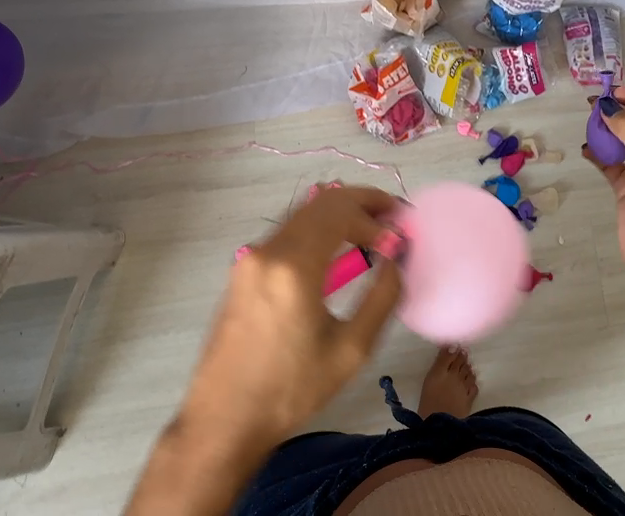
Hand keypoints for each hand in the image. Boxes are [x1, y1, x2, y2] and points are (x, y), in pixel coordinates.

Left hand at [182, 184, 402, 446]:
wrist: (223, 422)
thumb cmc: (290, 390)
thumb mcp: (351, 349)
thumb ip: (382, 296)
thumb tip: (396, 260)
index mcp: (293, 266)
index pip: (341, 212)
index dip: (376, 217)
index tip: (400, 237)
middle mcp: (268, 251)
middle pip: (321, 202)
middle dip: (362, 202)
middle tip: (394, 214)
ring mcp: (250, 258)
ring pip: (303, 213)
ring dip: (340, 212)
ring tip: (374, 227)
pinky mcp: (243, 271)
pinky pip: (288, 232)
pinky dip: (319, 228)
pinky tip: (339, 246)